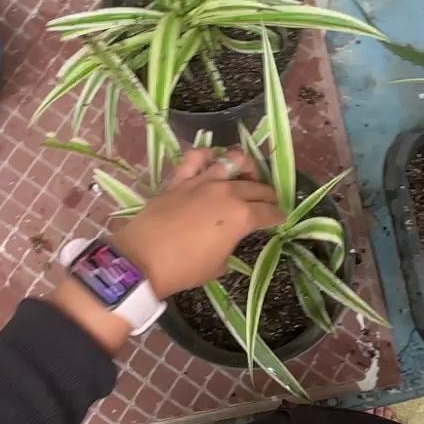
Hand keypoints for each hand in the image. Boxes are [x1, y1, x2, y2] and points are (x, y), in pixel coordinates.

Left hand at [111, 147, 283, 295]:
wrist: (143, 259)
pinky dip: (207, 154)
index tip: (280, 218)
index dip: (277, 216)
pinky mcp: (180, 180)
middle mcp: (226, 193)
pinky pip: (196, 158)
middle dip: (267, 194)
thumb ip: (230, 245)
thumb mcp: (219, 265)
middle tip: (270, 201)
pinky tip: (212, 158)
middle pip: (255, 187)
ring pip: (231, 162)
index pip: (267, 213)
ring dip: (246, 167)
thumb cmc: (184, 268)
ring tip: (248, 175)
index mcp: (241, 217)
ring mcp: (202, 182)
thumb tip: (229, 237)